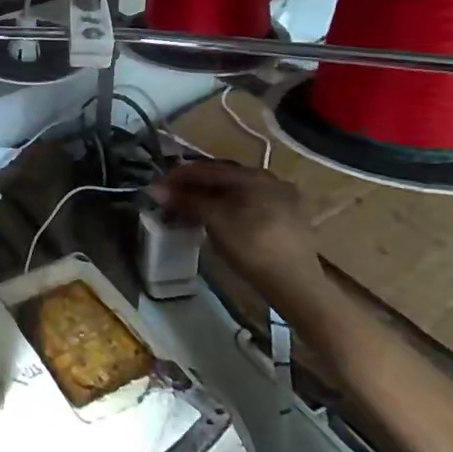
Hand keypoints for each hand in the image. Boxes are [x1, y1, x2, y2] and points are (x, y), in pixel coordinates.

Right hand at [149, 161, 320, 289]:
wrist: (296, 282)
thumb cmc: (252, 246)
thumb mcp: (215, 221)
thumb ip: (188, 201)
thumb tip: (157, 189)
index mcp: (253, 175)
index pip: (208, 169)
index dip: (180, 176)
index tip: (158, 187)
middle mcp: (270, 179)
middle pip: (224, 177)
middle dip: (196, 185)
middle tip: (172, 197)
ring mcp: (282, 198)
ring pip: (238, 191)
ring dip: (212, 197)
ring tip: (192, 208)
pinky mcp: (288, 218)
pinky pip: (251, 204)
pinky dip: (230, 207)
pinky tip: (220, 219)